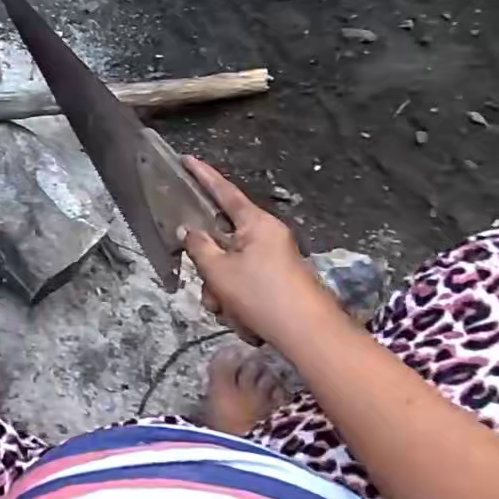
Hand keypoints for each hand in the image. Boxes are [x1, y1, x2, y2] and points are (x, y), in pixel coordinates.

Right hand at [179, 157, 346, 348]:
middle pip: (222, 241)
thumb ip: (198, 246)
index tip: (187, 159)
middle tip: (209, 288)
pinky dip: (238, 304)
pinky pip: (244, 287)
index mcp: (257, 224)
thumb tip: (188, 230)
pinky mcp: (277, 285)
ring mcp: (274, 262)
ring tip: (229, 312)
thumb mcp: (218, 270)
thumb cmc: (263, 295)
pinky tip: (245, 323)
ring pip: (230, 269)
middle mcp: (267, 237)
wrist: (311, 338)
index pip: (224, 192)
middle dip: (210, 269)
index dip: (203, 176)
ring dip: (222, 292)